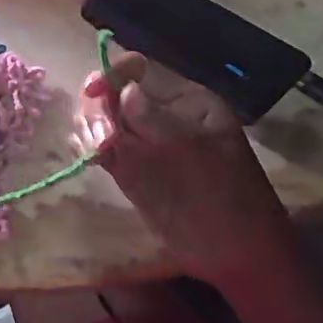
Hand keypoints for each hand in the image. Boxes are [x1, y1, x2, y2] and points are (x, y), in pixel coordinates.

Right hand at [75, 51, 294, 283]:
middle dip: (98, 106)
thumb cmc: (224, 195)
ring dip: (90, 127)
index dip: (115, 74)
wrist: (234, 252)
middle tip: (99, 136)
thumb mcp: (193, 150)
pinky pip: (102, 148)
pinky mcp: (130, 170)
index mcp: (185, 100)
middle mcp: (160, 115)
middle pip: (114, 93)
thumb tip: (123, 91)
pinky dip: (89, 146)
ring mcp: (144, 143)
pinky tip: (87, 152)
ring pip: (103, 120)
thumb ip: (154, 119)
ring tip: (95, 148)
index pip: (140, 70)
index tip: (94, 90)